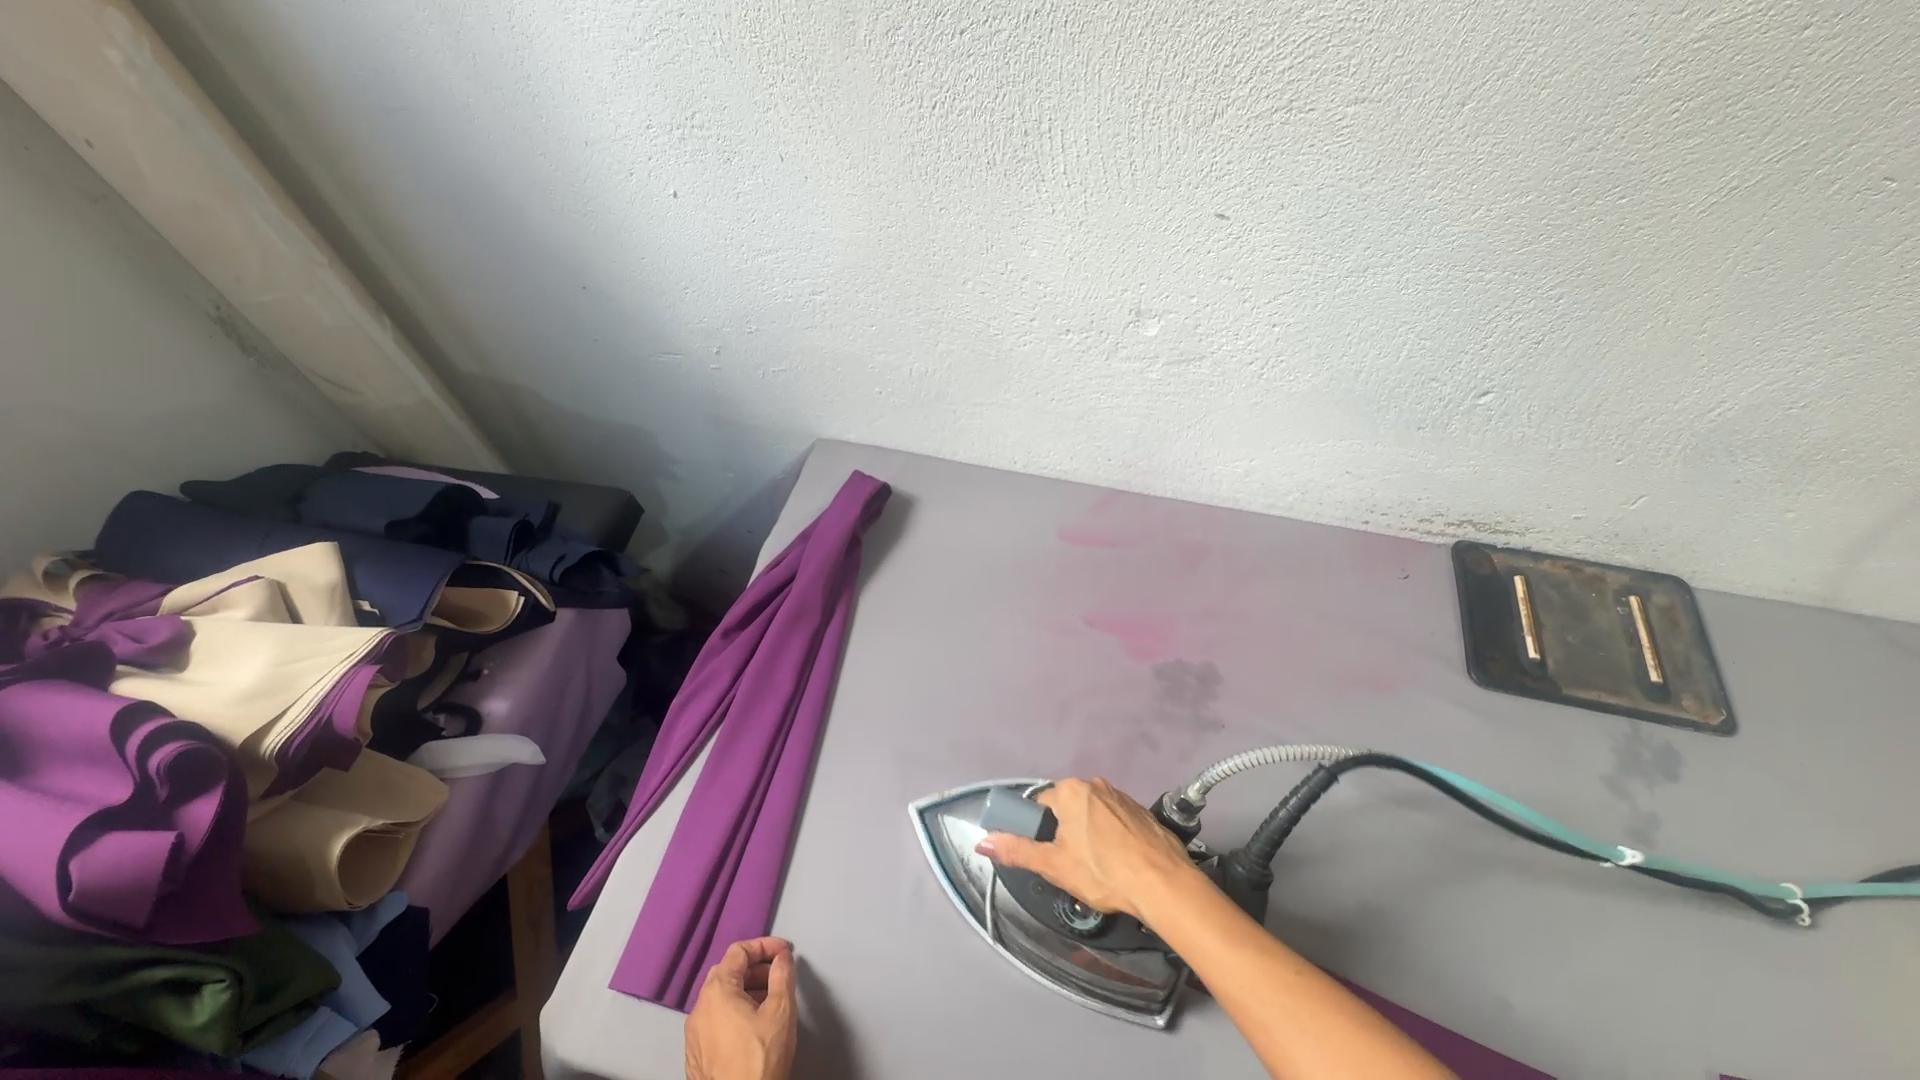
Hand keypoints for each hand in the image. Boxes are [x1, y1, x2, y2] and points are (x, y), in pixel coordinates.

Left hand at [684, 937, 797, 1079]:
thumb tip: (781, 958)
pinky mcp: (696, 1053)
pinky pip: (715, 1020)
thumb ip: (782, 976)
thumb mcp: (781, 1011)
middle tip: (779, 976)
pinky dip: (734, 1012)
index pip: (738, 951)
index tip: (785, 952)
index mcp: (717, 991)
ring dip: (746, 990)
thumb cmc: (760, 1057)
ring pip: (720, 998)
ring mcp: (694, 1032)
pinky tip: (753, 1027)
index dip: (765, 945)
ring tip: (770, 1002)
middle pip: (727, 972)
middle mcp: (699, 1007)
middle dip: (755, 968)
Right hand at [974, 777, 1198, 918]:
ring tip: (1096, 867)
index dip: (1036, 831)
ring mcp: (1121, 797)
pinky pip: (1114, 821)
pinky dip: (1110, 838)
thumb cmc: (1103, 872)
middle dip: (1062, 834)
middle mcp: (1095, 785)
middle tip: (1068, 865)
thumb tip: (983, 842)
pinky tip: (1117, 862)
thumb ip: (1017, 851)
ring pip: (1091, 815)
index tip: (1045, 854)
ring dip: (1087, 835)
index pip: (1039, 804)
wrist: (1163, 884)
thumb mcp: (1054, 865)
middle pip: (1065, 808)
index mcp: (1071, 791)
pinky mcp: (1141, 812)